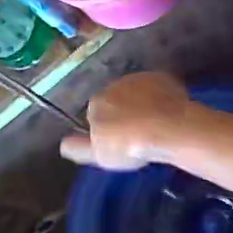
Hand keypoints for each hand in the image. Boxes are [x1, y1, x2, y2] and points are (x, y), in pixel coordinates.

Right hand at [61, 72, 194, 170]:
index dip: (109, 127)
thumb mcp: (99, 154)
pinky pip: (158, 88)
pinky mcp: (162, 78)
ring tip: (156, 124)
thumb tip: (63, 145)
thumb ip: (78, 148)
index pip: (97, 113)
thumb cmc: (130, 146)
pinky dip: (160, 97)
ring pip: (137, 92)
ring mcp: (139, 79)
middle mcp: (114, 86)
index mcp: (96, 103)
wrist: (167, 129)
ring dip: (143, 103)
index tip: (121, 140)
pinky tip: (168, 113)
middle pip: (117, 99)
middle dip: (125, 112)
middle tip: (139, 133)